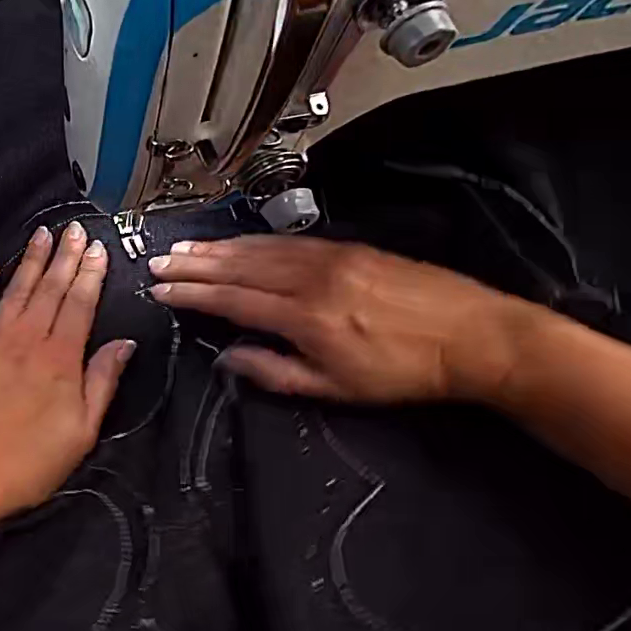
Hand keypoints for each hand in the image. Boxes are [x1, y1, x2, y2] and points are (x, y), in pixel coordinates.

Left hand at [0, 221, 134, 523]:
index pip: (81, 303)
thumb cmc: (26, 461)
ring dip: (31, 258)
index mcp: (60, 357)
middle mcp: (28, 337)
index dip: (91, 274)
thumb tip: (124, 343)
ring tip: (43, 233)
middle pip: (51, 288)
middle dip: (66, 256)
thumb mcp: (81, 431)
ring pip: (17, 288)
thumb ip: (102, 381)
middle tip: (74, 228)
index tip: (98, 249)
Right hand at [148, 236, 543, 405]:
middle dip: (194, 264)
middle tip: (158, 261)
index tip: (161, 288)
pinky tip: (238, 243)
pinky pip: (286, 241)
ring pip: (259, 248)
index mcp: (304, 315)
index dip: (192, 293)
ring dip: (218, 248)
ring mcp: (328, 256)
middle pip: (238, 266)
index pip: (232, 299)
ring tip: (185, 249)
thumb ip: (276, 372)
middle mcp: (309, 277)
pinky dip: (253, 241)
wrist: (471, 334)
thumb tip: (229, 357)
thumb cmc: (404, 372)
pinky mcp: (346, 246)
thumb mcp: (338, 389)